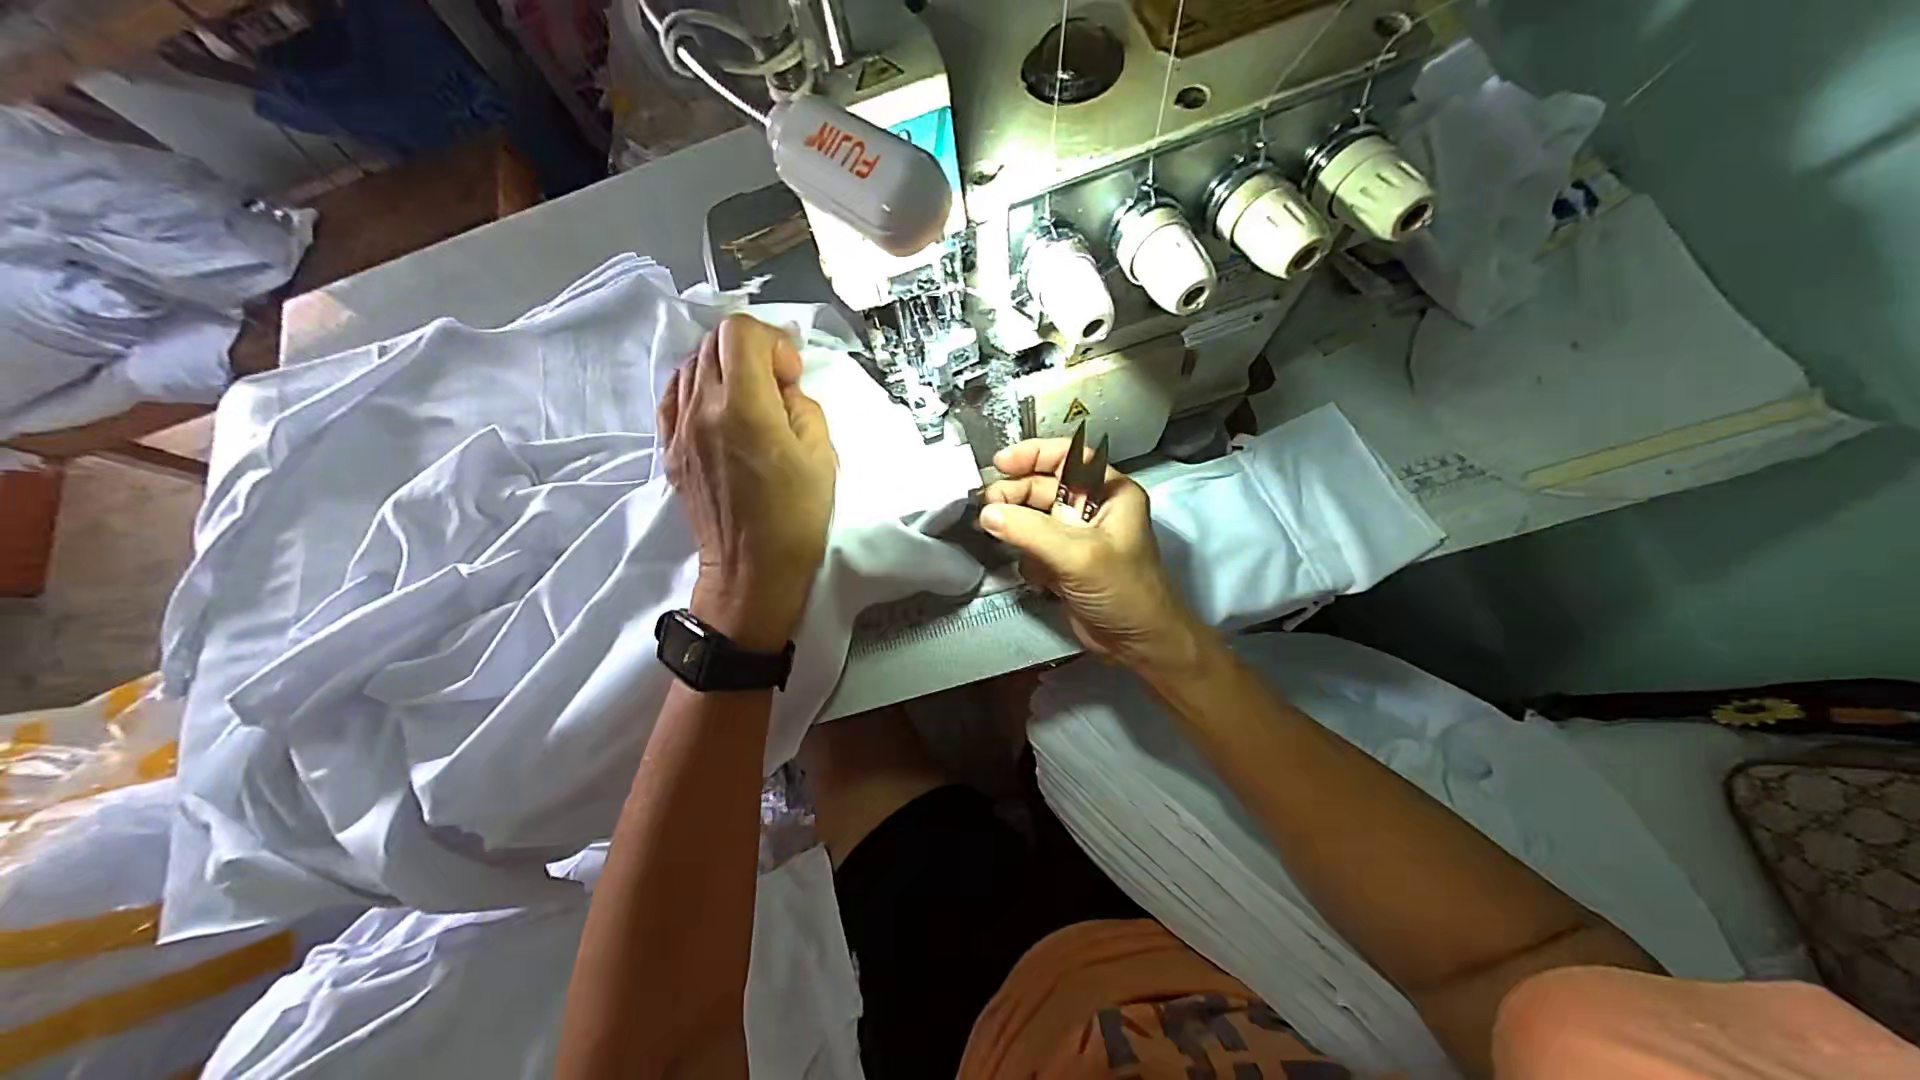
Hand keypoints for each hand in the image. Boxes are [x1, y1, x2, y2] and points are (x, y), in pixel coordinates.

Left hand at [660, 315, 835, 650]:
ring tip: (750, 397)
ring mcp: (679, 430)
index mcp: (744, 409)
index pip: (741, 332)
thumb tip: (782, 389)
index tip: (791, 375)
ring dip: (724, 367)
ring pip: (691, 364)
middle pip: (714, 341)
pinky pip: (674, 396)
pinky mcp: (670, 450)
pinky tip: (719, 408)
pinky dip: (697, 388)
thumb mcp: (822, 455)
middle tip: (777, 384)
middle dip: (752, 350)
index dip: (774, 342)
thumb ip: (803, 406)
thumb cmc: (795, 518)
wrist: (752, 570)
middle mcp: (702, 410)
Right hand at [977, 439, 1205, 670]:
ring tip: (990, 530)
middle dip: (1014, 494)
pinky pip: (1032, 546)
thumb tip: (988, 514)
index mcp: (1110, 493)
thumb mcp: (1078, 555)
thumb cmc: (1123, 592)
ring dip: (1012, 524)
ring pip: (1033, 517)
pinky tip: (1026, 570)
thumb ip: (1030, 531)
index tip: (1001, 462)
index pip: (1069, 457)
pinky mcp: (1063, 563)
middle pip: (1043, 486)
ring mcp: (1076, 537)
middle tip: (986, 507)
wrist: (1138, 644)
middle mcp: (1092, 509)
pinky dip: (1022, 554)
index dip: (1034, 454)